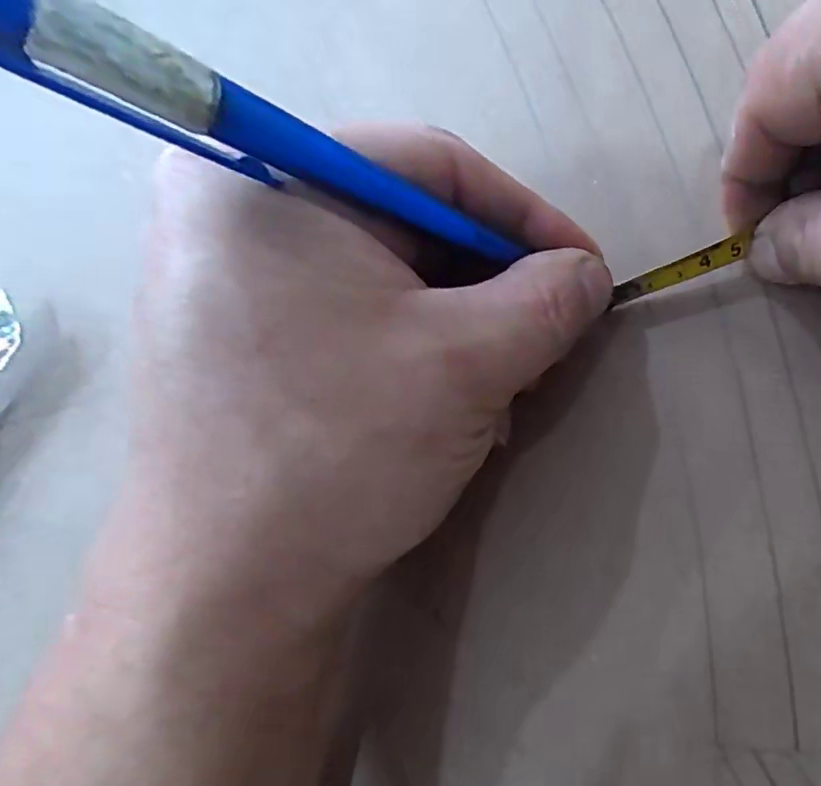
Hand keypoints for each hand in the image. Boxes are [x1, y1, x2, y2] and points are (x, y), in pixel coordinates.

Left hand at [125, 125, 610, 606]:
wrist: (235, 584)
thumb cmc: (343, 451)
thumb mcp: (468, 365)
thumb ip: (547, 301)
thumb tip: (590, 272)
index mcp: (268, 179)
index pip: (435, 166)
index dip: (529, 218)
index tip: (589, 272)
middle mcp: (234, 216)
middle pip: (412, 229)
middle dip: (497, 293)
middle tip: (547, 348)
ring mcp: (230, 288)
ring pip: (391, 287)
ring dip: (465, 339)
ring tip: (500, 400)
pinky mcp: (244, 350)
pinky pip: (358, 329)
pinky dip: (420, 363)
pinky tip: (448, 418)